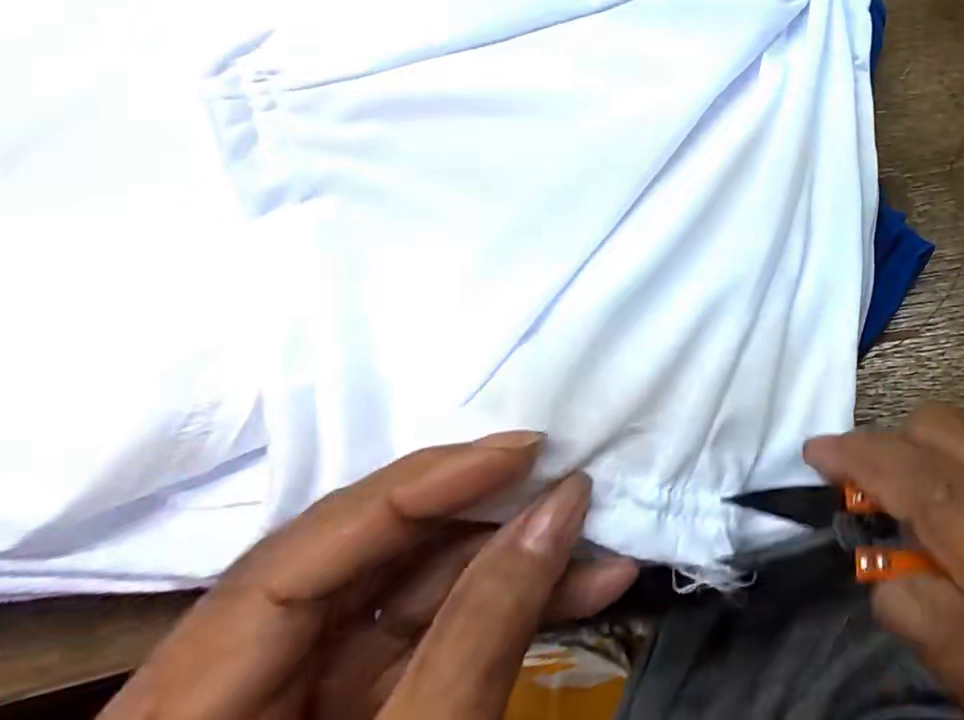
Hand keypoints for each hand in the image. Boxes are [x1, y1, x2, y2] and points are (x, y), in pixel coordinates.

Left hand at [102, 433, 638, 719]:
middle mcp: (225, 691)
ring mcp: (296, 699)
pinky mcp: (357, 705)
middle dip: (481, 523)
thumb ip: (487, 624)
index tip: (519, 451)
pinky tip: (586, 585)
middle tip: (570, 485)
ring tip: (604, 546)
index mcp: (178, 719)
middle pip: (357, 565)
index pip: (291, 563)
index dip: (411, 490)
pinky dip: (512, 605)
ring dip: (516, 564)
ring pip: (409, 593)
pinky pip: (436, 631)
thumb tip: (564, 502)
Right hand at [804, 406, 963, 719]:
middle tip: (860, 496)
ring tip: (907, 503)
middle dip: (890, 448)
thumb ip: (947, 642)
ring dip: (923, 450)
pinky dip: (961, 456)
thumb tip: (883, 570)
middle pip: (950, 437)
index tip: (819, 452)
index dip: (872, 462)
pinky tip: (962, 502)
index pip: (941, 494)